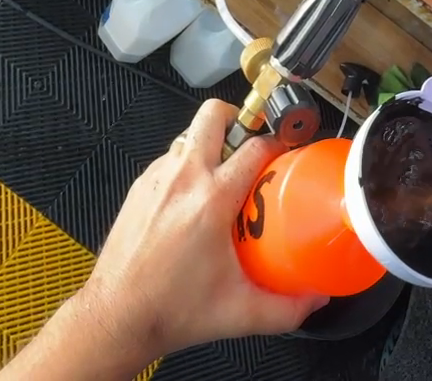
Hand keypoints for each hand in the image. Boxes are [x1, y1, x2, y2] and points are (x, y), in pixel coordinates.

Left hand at [0, 100, 324, 379]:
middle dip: (237, 117)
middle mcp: (183, 178)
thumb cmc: (168, 309)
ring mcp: (158, 177)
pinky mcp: (140, 185)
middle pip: (215, 113)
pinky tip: (192, 198)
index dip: (277, 144)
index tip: (285, 152)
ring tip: (223, 173)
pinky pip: (171, 158)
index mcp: (211, 199)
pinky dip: (187, 166)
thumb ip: (287, 308)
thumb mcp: (238, 313)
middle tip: (249, 141)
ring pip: (191, 134)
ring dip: (210, 144)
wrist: (115, 318)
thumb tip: (315, 299)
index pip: (256, 147)